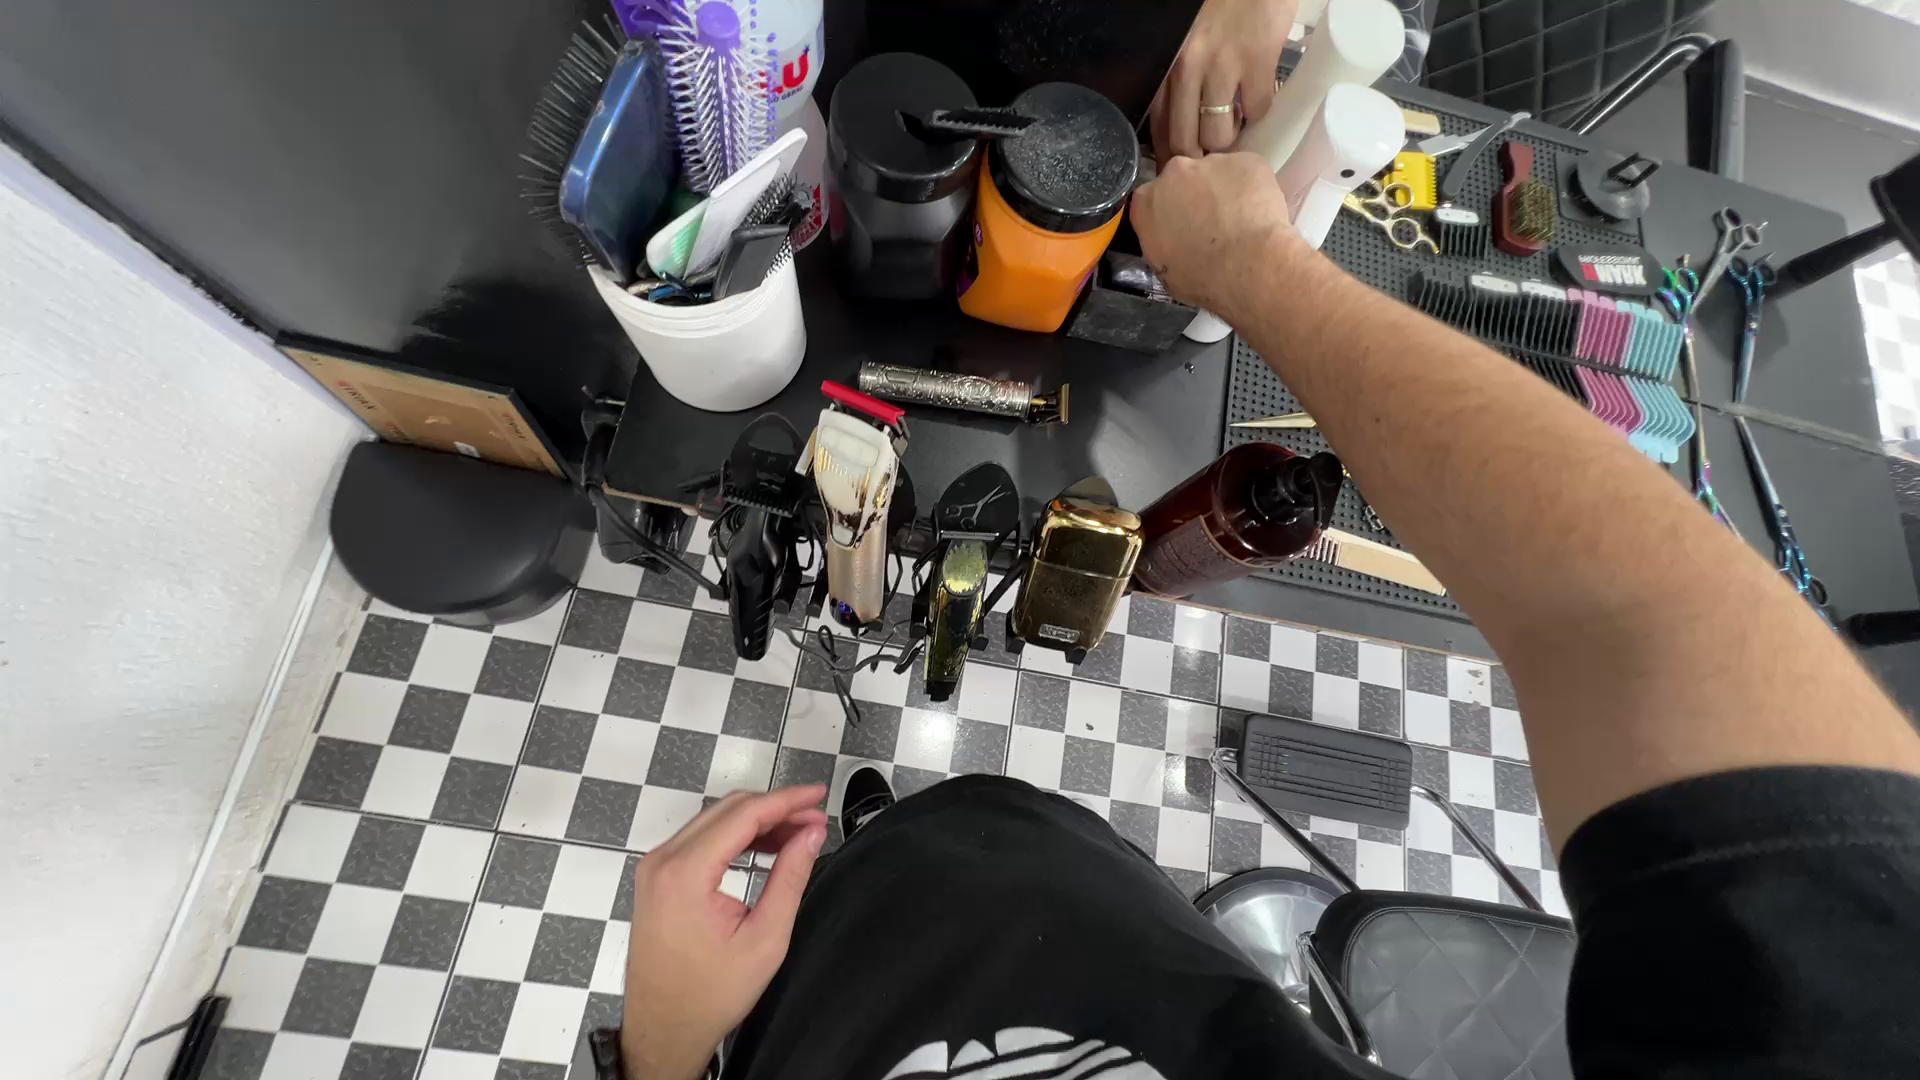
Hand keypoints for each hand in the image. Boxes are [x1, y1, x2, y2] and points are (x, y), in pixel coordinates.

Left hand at [621, 786, 828, 1079]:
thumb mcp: (765, 939)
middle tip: (814, 817)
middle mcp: (663, 861)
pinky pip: (705, 836)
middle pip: (730, 808)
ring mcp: (657, 866)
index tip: (818, 795)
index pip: (744, 813)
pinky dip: (740, 833)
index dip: (787, 800)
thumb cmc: (708, 996)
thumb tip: (812, 833)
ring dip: (760, 818)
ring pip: (718, 818)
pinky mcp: (660, 874)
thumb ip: (791, 878)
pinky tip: (769, 843)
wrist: (663, 1033)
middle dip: (777, 807)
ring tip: (799, 831)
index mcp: (684, 874)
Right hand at [1132, 152, 1305, 319]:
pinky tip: (1257, 212)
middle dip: (1193, 195)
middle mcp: (1174, 173)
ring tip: (1238, 220)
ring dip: (1222, 191)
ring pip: (1216, 173)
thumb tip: (1173, 238)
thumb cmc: (1200, 278)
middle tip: (1209, 223)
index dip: (1167, 213)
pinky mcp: (1246, 160)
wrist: (1246, 264)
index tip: (1178, 227)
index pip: (1150, 200)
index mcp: (1146, 202)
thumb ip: (1162, 242)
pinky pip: (1245, 172)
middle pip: (1182, 178)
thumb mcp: (1164, 269)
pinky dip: (1250, 188)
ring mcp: (1211, 163)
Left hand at [1151, 0, 1298, 163]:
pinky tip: (1257, 100)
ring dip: (1229, 140)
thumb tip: (1184, 127)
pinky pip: (1256, 110)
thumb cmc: (1219, 8)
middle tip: (1212, 158)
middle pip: (1184, 144)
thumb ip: (1179, 82)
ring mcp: (1222, 67)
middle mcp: (1187, 71)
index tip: (1182, 170)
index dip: (1171, 158)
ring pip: (1218, 137)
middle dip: (1199, 159)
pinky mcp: (1257, 61)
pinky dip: (1259, 114)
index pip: (1160, 131)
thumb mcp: (1185, 46)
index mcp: (1168, 69)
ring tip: (1235, 127)